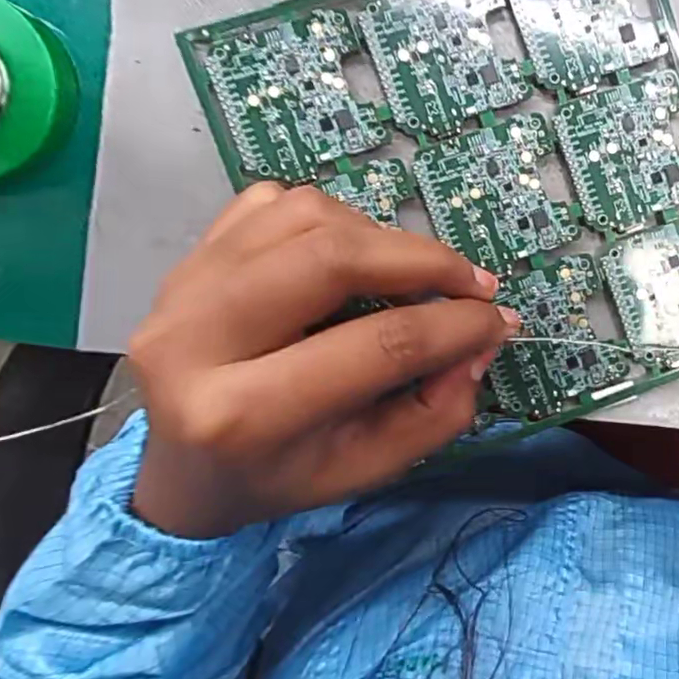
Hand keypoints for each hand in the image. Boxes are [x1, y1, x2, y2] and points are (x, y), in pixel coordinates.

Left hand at [127, 183, 517, 538]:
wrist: (182, 466)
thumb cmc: (276, 476)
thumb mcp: (366, 468)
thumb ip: (436, 411)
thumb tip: (479, 339)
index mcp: (242, 417)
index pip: (376, 347)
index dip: (455, 326)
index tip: (497, 320)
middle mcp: (196, 338)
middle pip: (332, 257)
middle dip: (422, 259)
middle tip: (470, 281)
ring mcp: (182, 284)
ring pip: (306, 215)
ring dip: (378, 235)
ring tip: (405, 272)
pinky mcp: (187, 255)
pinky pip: (274, 202)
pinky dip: (330, 217)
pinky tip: (346, 257)